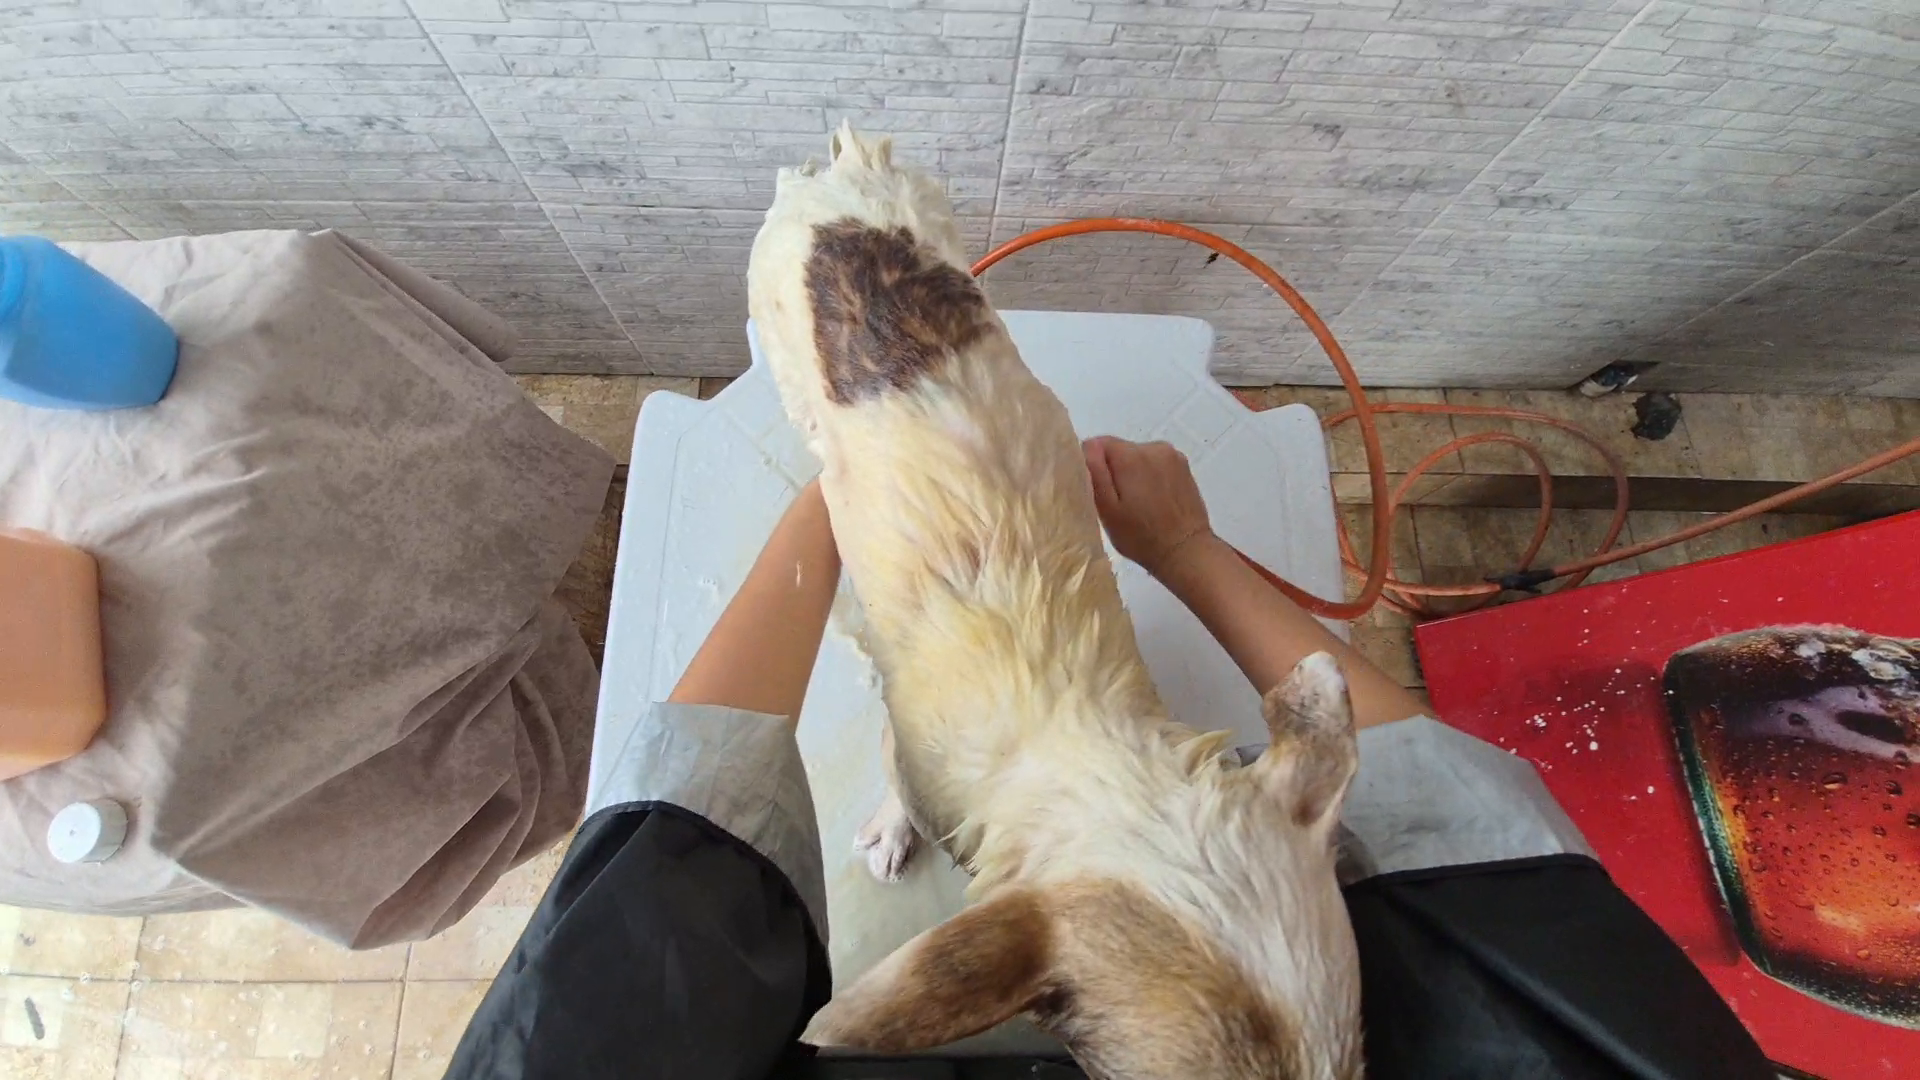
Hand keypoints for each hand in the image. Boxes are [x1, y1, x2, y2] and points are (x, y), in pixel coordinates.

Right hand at [1083, 436, 1214, 578]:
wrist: (1185, 551)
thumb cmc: (1139, 535)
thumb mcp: (1107, 509)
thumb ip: (1095, 472)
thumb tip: (1088, 446)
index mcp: (1131, 455)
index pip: (1097, 444)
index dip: (1092, 465)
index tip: (1096, 490)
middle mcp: (1153, 447)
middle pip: (1119, 449)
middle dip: (1113, 470)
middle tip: (1116, 502)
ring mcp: (1173, 456)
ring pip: (1138, 456)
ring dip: (1132, 473)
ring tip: (1136, 503)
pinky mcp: (1185, 467)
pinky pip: (1156, 463)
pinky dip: (1149, 476)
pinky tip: (1153, 500)